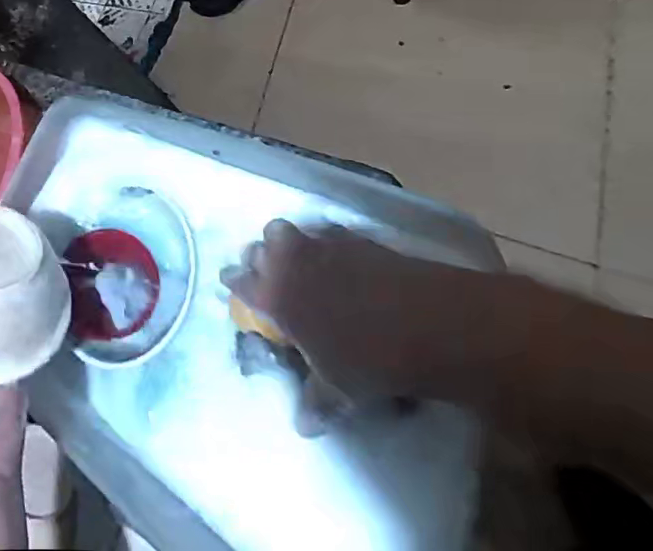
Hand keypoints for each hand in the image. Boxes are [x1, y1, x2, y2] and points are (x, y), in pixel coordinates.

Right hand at [224, 221, 501, 409]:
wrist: (422, 321)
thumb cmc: (368, 359)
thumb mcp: (338, 390)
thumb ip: (315, 402)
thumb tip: (304, 424)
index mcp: (277, 295)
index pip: (241, 281)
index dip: (233, 281)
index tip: (229, 281)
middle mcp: (291, 262)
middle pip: (260, 246)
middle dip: (258, 257)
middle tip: (264, 273)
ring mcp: (322, 243)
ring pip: (285, 228)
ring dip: (282, 241)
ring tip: (292, 257)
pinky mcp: (351, 235)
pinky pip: (321, 228)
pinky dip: (317, 238)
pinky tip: (330, 254)